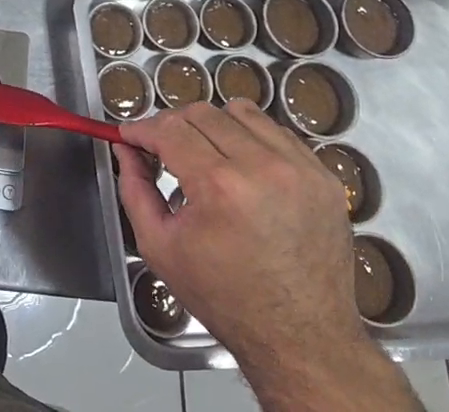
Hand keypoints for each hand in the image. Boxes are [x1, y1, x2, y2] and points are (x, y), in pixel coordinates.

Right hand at [115, 101, 362, 366]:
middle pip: (203, 112)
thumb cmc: (223, 297)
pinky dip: (253, 139)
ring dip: (215, 125)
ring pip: (243, 112)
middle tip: (164, 149)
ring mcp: (300, 168)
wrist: (300, 336)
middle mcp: (262, 166)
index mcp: (218, 185)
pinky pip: (279, 133)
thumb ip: (135, 190)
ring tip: (207, 155)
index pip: (169, 128)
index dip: (142, 128)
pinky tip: (244, 168)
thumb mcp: (160, 247)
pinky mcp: (323, 176)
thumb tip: (125, 150)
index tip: (130, 136)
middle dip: (174, 125)